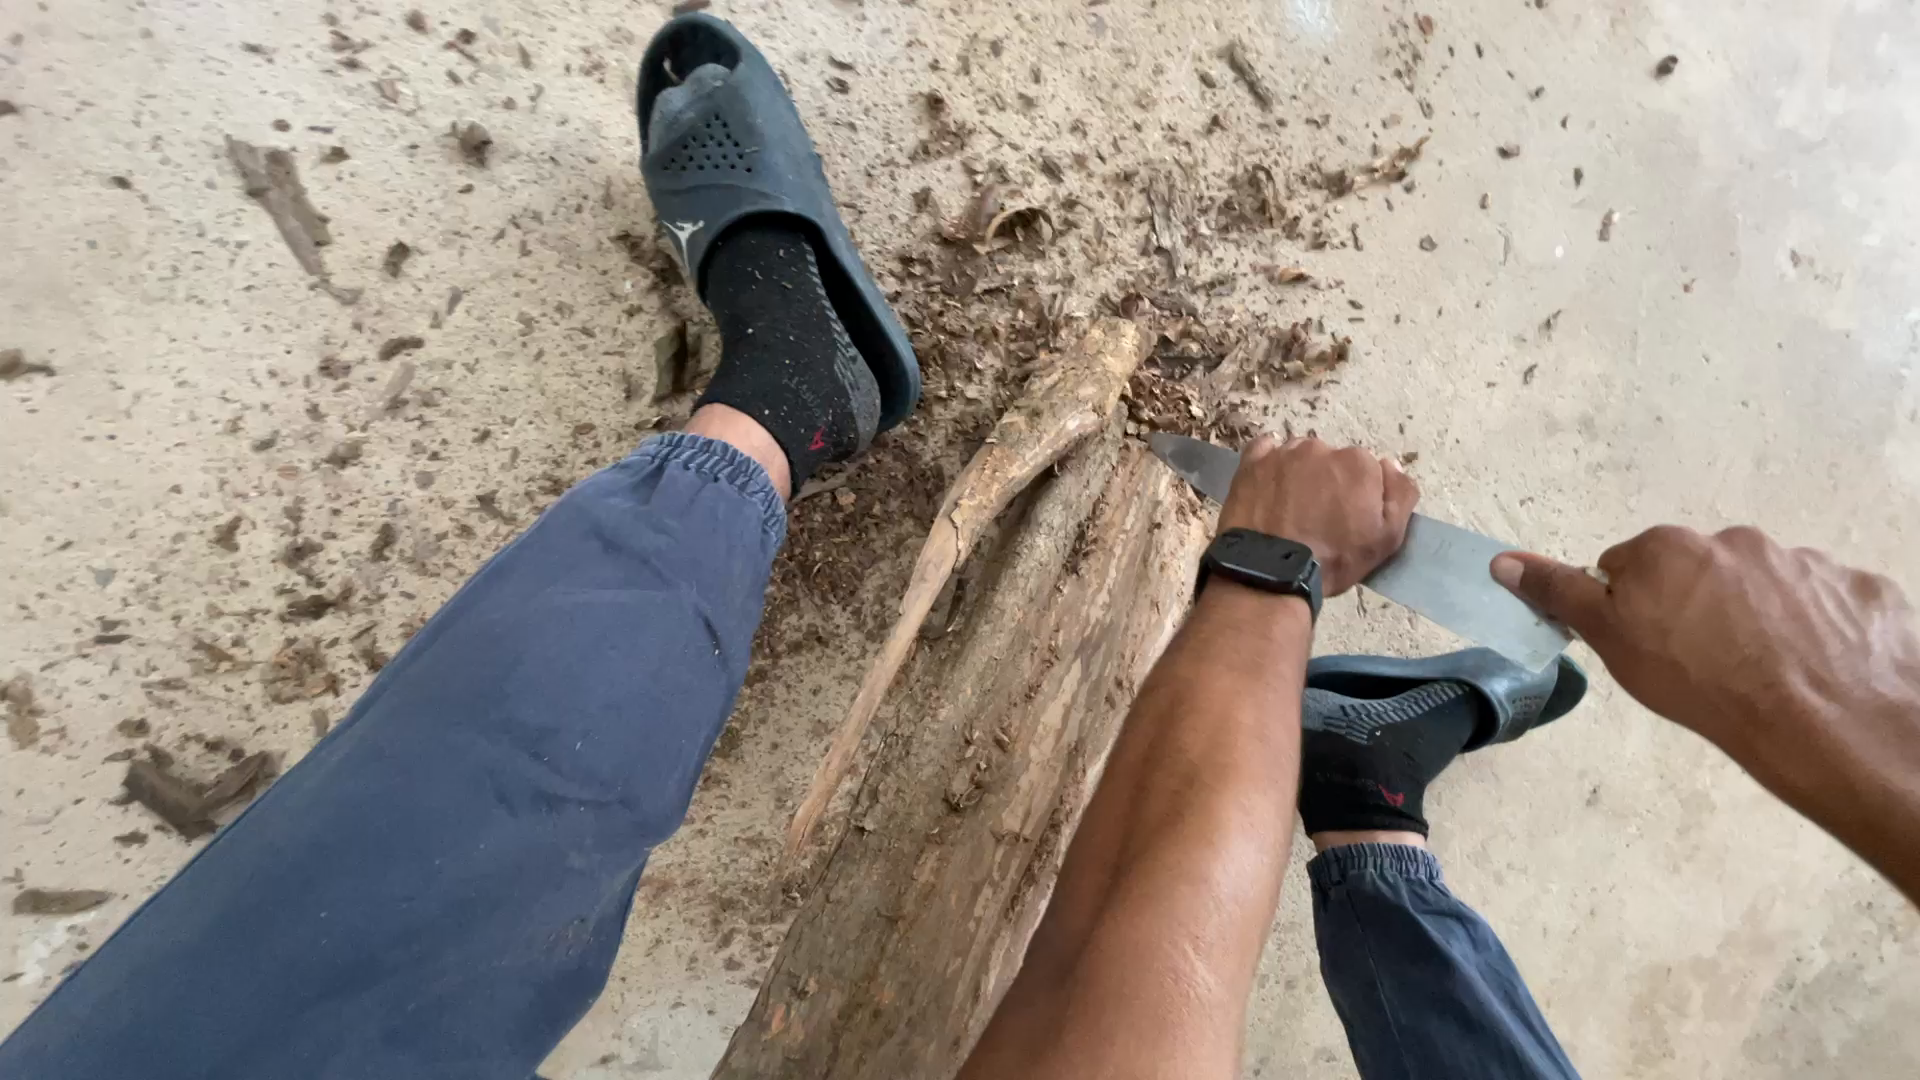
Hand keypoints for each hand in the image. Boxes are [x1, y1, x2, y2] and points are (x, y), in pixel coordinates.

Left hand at [1217, 437, 1417, 595]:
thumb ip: (1400, 494)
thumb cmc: (1332, 558)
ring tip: (1289, 505)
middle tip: (1315, 514)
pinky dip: (1269, 462)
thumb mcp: (1388, 537)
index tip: (1344, 514)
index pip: (1364, 468)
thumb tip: (1389, 465)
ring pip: (1297, 455)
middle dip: (1326, 480)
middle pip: (1329, 459)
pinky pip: (1264, 449)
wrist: (1270, 571)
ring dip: (1298, 472)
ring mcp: (1282, 454)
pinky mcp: (1251, 464)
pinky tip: (1268, 481)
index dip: (1356, 492)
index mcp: (1358, 463)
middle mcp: (1320, 449)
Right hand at [1490, 527, 1919, 779]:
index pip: (1626, 568)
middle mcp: (1736, 541)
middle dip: (1690, 602)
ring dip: (1752, 612)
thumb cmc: (1694, 678)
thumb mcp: (1606, 636)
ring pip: (1759, 585)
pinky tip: (1807, 660)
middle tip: (1694, 654)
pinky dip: (1813, 625)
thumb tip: (1504, 560)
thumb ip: (1556, 591)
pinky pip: (1825, 601)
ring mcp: (1809, 564)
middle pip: (1694, 570)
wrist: (1821, 723)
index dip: (1627, 606)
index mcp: (1667, 548)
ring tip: (1756, 663)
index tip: (1641, 640)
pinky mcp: (1868, 592)